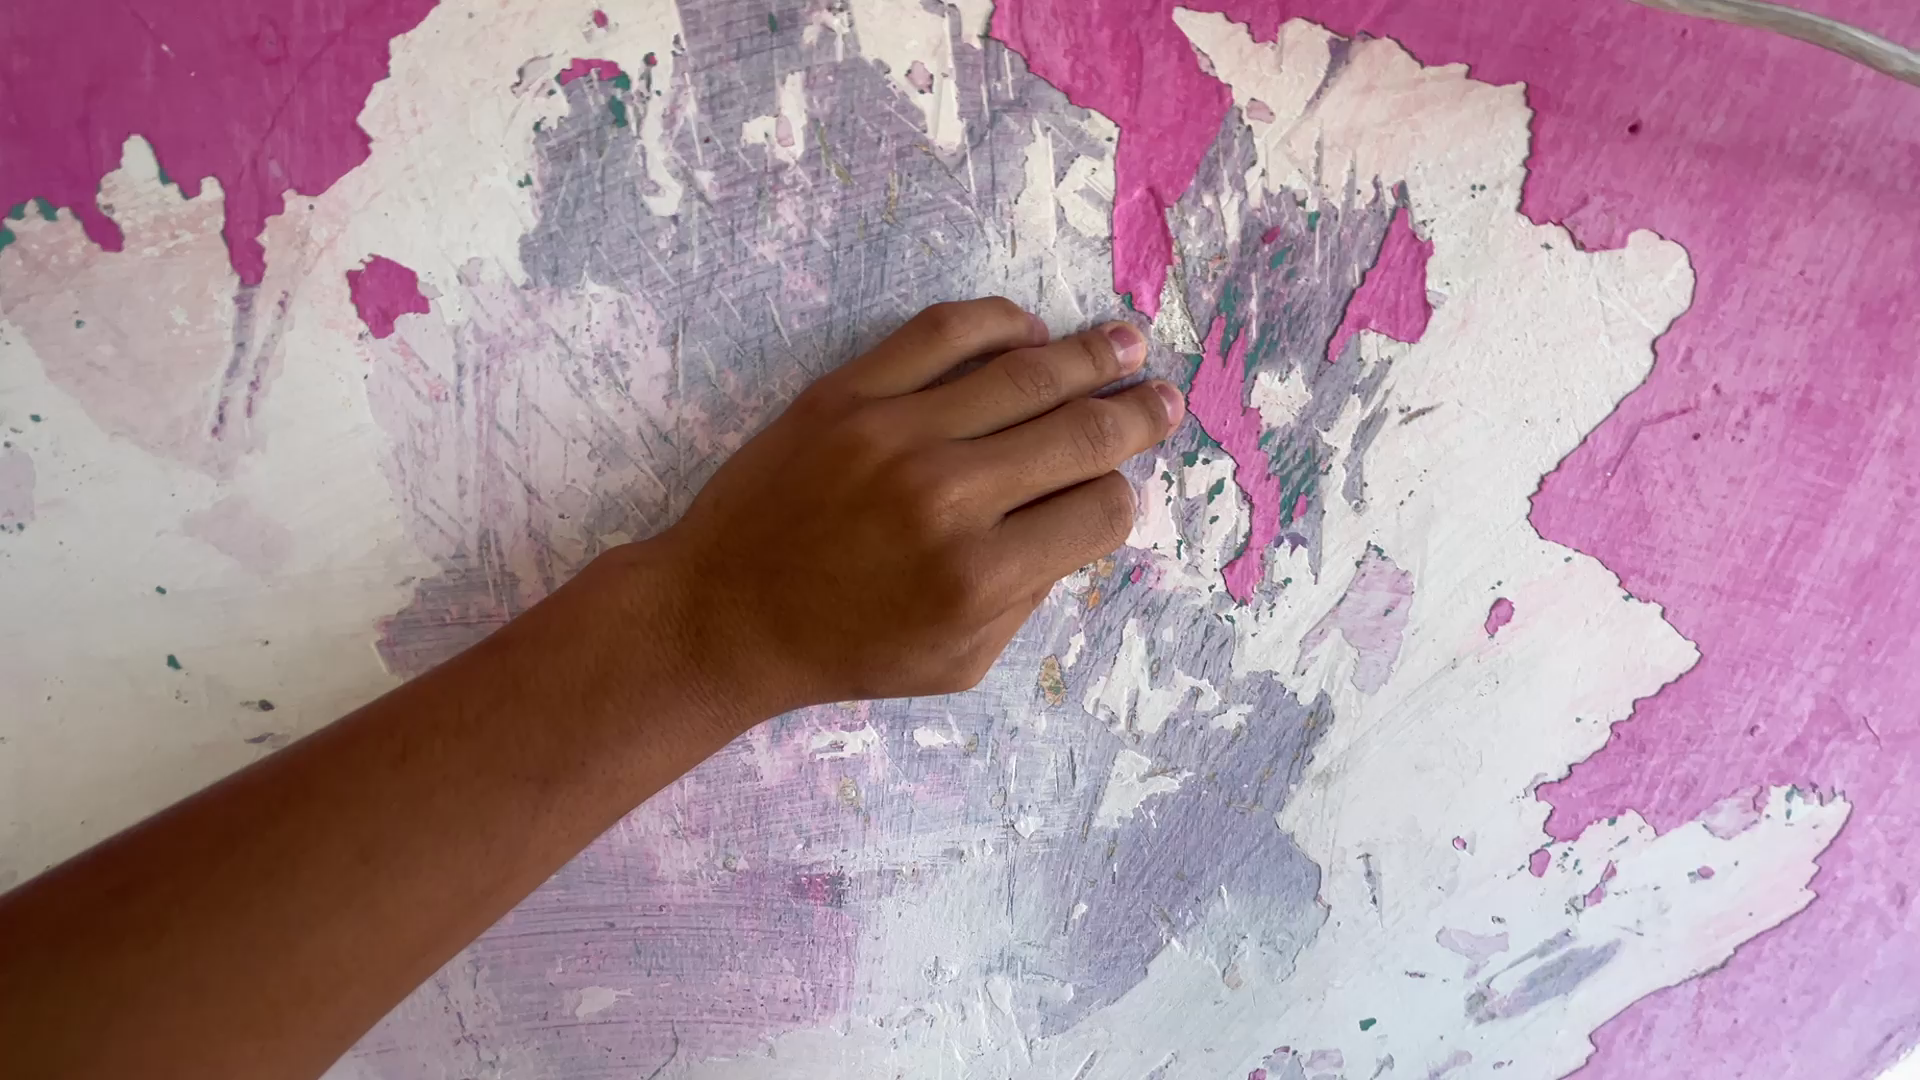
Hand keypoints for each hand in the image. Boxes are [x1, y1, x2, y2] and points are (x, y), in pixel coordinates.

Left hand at [649, 297, 1184, 713]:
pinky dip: (999, 322)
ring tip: (1125, 341)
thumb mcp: (958, 662)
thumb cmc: (845, 649)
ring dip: (1091, 354)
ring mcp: (894, 433)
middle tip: (1164, 398)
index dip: (1121, 501)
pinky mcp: (845, 392)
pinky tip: (1028, 329)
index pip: (1099, 512)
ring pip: (1025, 372)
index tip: (1113, 493)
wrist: (724, 613)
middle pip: (1080, 433)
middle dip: (1137, 414)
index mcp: (980, 578)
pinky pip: (942, 332)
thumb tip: (1082, 519)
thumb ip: (1032, 594)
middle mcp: (948, 497)